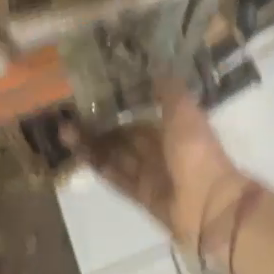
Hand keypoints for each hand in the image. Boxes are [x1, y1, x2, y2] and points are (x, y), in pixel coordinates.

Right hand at [65, 81, 244, 247]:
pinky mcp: (140, 195)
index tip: (95, 91)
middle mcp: (161, 149)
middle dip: (100, 125)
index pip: (141, 112)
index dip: (120, 104)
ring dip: (92, 144)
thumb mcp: (184, 111)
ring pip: (115, 155)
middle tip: (71, 112)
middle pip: (124, 135)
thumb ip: (169, 92)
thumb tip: (155, 68)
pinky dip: (98, 165)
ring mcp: (150, 174)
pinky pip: (116, 177)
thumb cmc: (197, 151)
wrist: (209, 204)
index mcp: (173, 127)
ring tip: (65, 130)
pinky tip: (78, 154)